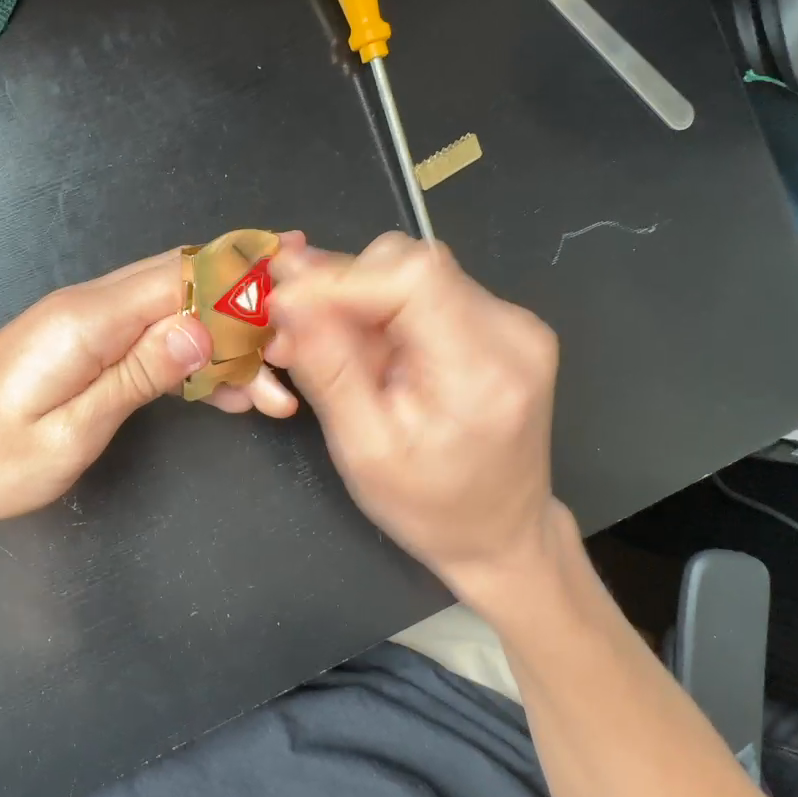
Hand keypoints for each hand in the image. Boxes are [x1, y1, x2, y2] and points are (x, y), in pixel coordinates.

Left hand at [0, 239, 301, 522]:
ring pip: (171, 315)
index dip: (248, 272)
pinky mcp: (74, 347)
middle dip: (248, 312)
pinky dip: (188, 361)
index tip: (305, 272)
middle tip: (300, 352)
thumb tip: (205, 328)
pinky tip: (222, 395)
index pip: (185, 276)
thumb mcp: (68, 432)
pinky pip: (145, 340)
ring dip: (224, 346)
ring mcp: (80, 325)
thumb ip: (137, 376)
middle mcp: (87, 307)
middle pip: (185, 285)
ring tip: (272, 394)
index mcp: (87, 320)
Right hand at [267, 232, 565, 599]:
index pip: (410, 275)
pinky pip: (428, 290)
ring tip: (331, 350)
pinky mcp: (502, 325)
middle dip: (343, 288)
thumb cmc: (428, 506)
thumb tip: (288, 295)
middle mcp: (510, 329)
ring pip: (414, 270)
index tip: (284, 303)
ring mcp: (513, 323)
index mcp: (481, 366)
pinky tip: (370, 352)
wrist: (501, 534)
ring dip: (359, 300)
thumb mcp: (363, 448)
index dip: (338, 277)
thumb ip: (328, 366)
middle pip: (410, 262)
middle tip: (297, 334)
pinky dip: (384, 311)